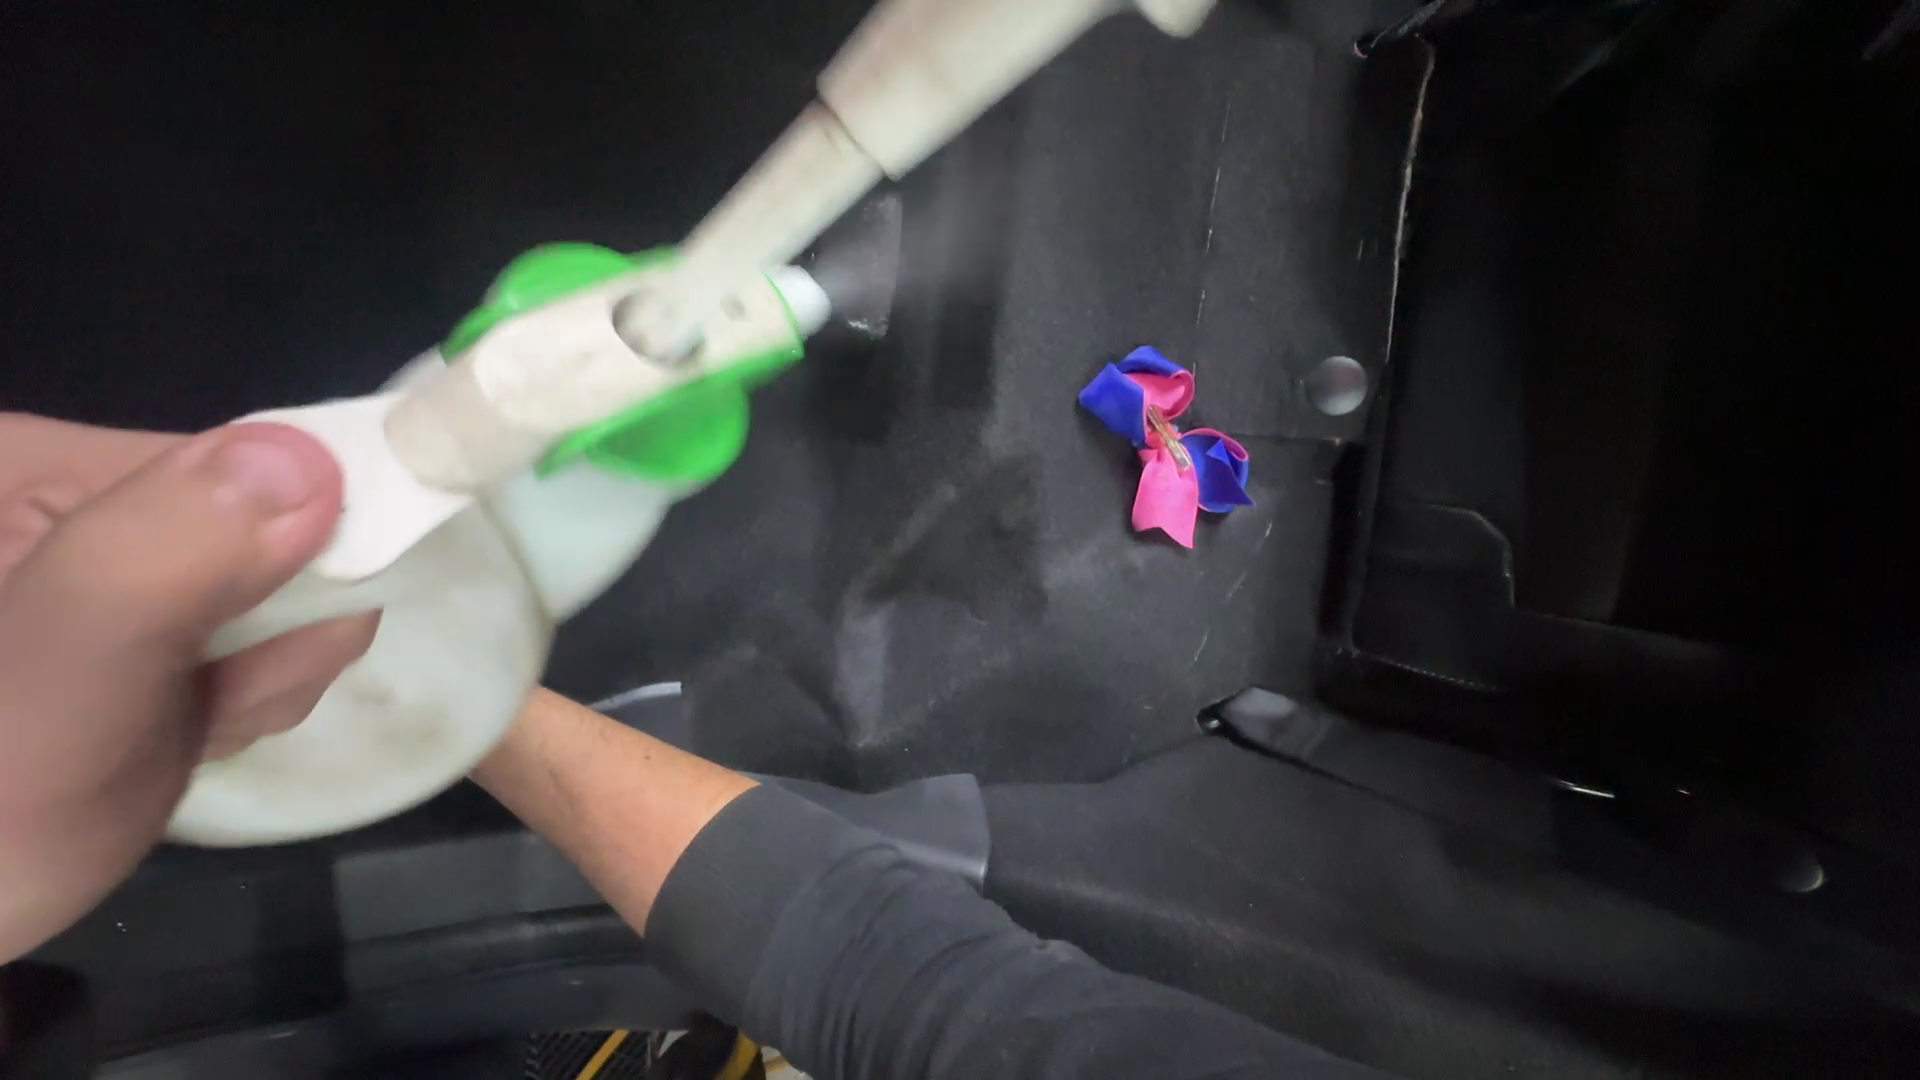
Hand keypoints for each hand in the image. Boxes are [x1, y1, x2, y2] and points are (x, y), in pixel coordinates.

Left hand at [0, 414, 377, 960]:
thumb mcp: (54, 680)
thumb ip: (158, 560)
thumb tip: (312, 458)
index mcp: (27, 469)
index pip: (252, 459)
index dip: (314, 533)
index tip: (296, 618)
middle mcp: (82, 499)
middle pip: (289, 521)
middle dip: (291, 615)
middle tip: (227, 687)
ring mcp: (128, 563)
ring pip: (298, 577)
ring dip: (285, 658)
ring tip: (206, 712)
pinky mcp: (161, 617)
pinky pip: (277, 618)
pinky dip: (268, 679)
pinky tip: (204, 716)